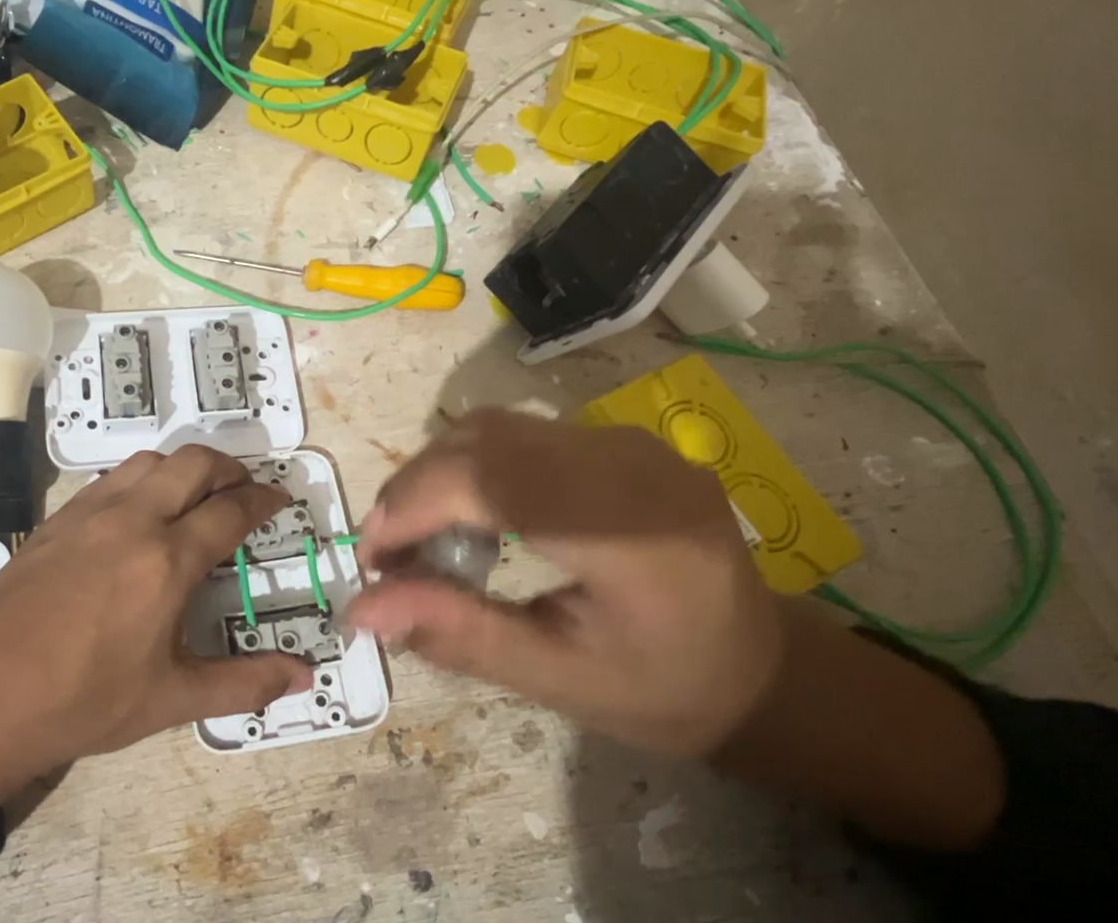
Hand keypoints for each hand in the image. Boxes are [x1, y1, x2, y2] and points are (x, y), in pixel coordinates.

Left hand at [0, 445, 312, 831]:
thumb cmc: (83, 702)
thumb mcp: (171, 700)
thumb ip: (242, 684)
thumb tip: (302, 678)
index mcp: (166, 560)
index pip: (230, 510)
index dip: (262, 501)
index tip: (279, 500)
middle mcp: (131, 521)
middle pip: (193, 464)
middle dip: (228, 469)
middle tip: (243, 491)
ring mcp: (87, 514)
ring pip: (147, 461)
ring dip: (182, 468)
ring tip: (195, 496)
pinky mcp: (54, 521)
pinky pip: (109, 479)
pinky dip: (139, 480)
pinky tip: (137, 513)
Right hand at [347, 410, 785, 757]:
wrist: (757, 668)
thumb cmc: (660, 691)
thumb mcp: (557, 679)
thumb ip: (458, 632)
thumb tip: (360, 608)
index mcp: (634, 535)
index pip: (495, 481)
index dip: (413, 507)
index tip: (371, 562)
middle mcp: (635, 465)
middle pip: (486, 442)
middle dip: (413, 491)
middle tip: (387, 557)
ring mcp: (629, 442)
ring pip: (494, 427)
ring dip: (436, 475)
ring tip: (419, 538)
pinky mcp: (617, 438)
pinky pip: (517, 433)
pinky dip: (468, 467)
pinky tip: (465, 515)